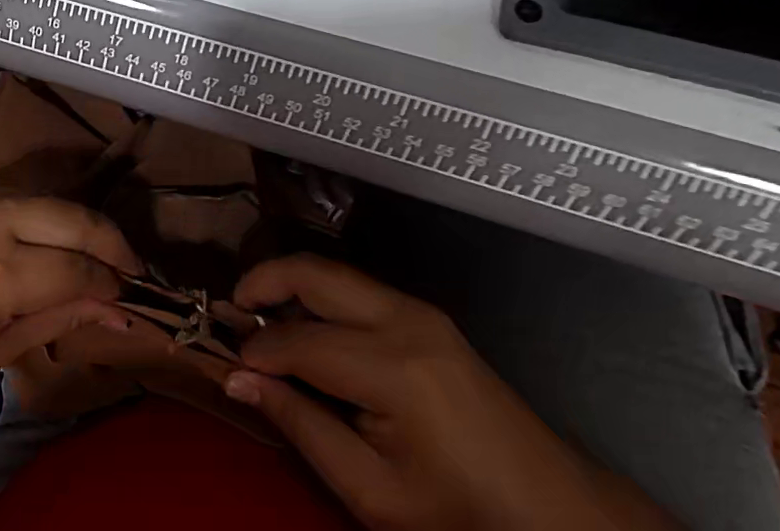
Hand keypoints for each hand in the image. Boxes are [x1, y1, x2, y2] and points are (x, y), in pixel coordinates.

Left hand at [0, 190, 140, 388]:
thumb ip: (58, 320)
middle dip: (115, 245)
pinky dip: (54, 218)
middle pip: (79, 220)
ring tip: (101, 260)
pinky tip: (58, 243)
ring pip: (58, 203)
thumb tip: (118, 313)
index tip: (128, 301)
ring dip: (87, 229)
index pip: (80, 270)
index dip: (112, 286)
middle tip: (132, 272)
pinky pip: (30, 198)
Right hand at [223, 256, 680, 530]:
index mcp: (393, 368)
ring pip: (332, 272)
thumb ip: (300, 425)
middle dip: (262, 281)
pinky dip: (318, 295)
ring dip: (289, 283)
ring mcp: (419, 311)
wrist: (551, 508)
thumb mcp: (371, 489)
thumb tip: (236, 379)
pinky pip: (355, 288)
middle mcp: (404, 320)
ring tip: (258, 316)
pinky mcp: (425, 315)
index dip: (257, 351)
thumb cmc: (458, 510)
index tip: (228, 365)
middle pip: (313, 274)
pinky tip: (305, 325)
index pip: (300, 341)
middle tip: (230, 309)